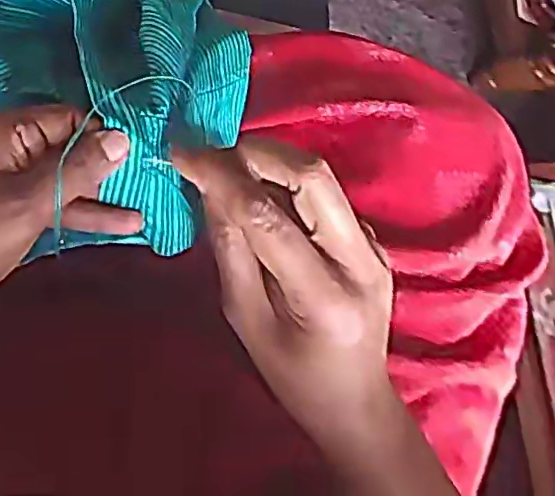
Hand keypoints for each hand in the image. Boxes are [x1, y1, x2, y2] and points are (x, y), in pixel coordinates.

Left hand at [0, 103, 139, 329]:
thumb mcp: (30, 203)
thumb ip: (78, 169)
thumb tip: (123, 136)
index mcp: (10, 130)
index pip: (70, 117)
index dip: (105, 133)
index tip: (147, 151)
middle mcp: (12, 146)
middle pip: (70, 145)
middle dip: (109, 162)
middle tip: (157, 178)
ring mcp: (13, 180)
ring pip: (67, 177)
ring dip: (102, 192)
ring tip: (151, 203)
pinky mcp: (15, 209)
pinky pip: (57, 202)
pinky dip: (84, 212)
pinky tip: (126, 224)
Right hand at [173, 138, 397, 450]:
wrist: (356, 402)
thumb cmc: (290, 371)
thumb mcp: (243, 315)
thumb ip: (228, 245)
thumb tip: (207, 184)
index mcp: (323, 296)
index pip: (265, 215)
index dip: (218, 176)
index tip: (181, 153)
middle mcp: (360, 262)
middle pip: (310, 175)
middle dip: (252, 153)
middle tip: (212, 158)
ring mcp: (373, 246)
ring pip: (318, 173)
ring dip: (266, 159)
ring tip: (229, 169)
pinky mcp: (371, 237)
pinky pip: (320, 190)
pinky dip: (281, 177)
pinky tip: (258, 193)